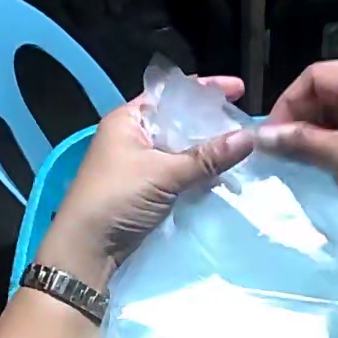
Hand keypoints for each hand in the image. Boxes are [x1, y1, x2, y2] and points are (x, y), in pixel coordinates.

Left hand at [35, 76, 255, 289]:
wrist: (88, 248)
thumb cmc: (117, 197)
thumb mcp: (163, 173)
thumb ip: (206, 157)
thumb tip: (249, 137)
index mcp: (129, 119)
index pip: (172, 93)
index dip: (205, 88)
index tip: (239, 90)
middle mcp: (134, 137)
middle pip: (180, 122)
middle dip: (211, 123)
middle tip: (245, 125)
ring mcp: (140, 166)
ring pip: (182, 150)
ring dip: (208, 152)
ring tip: (242, 150)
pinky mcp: (147, 191)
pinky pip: (180, 174)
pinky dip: (200, 174)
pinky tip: (224, 178)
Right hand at [257, 59, 337, 226]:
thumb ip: (299, 142)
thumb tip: (260, 137)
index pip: (315, 76)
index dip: (287, 105)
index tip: (270, 139)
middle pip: (330, 91)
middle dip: (303, 121)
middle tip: (283, 154)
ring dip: (320, 134)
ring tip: (302, 161)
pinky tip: (328, 162)